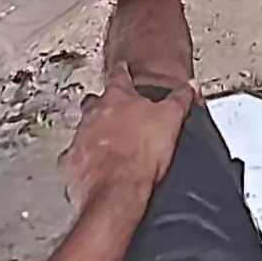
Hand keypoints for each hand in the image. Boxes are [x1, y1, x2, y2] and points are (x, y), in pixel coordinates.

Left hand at [59, 63, 194, 213]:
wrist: (116, 192)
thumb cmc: (141, 153)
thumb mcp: (170, 120)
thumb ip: (179, 99)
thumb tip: (190, 86)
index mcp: (117, 97)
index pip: (119, 75)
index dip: (123, 71)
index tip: (124, 68)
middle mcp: (93, 113)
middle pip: (94, 101)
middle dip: (103, 105)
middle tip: (115, 112)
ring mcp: (79, 138)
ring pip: (84, 128)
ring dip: (93, 133)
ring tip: (107, 144)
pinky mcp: (71, 164)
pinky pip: (74, 158)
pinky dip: (83, 161)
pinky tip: (94, 169)